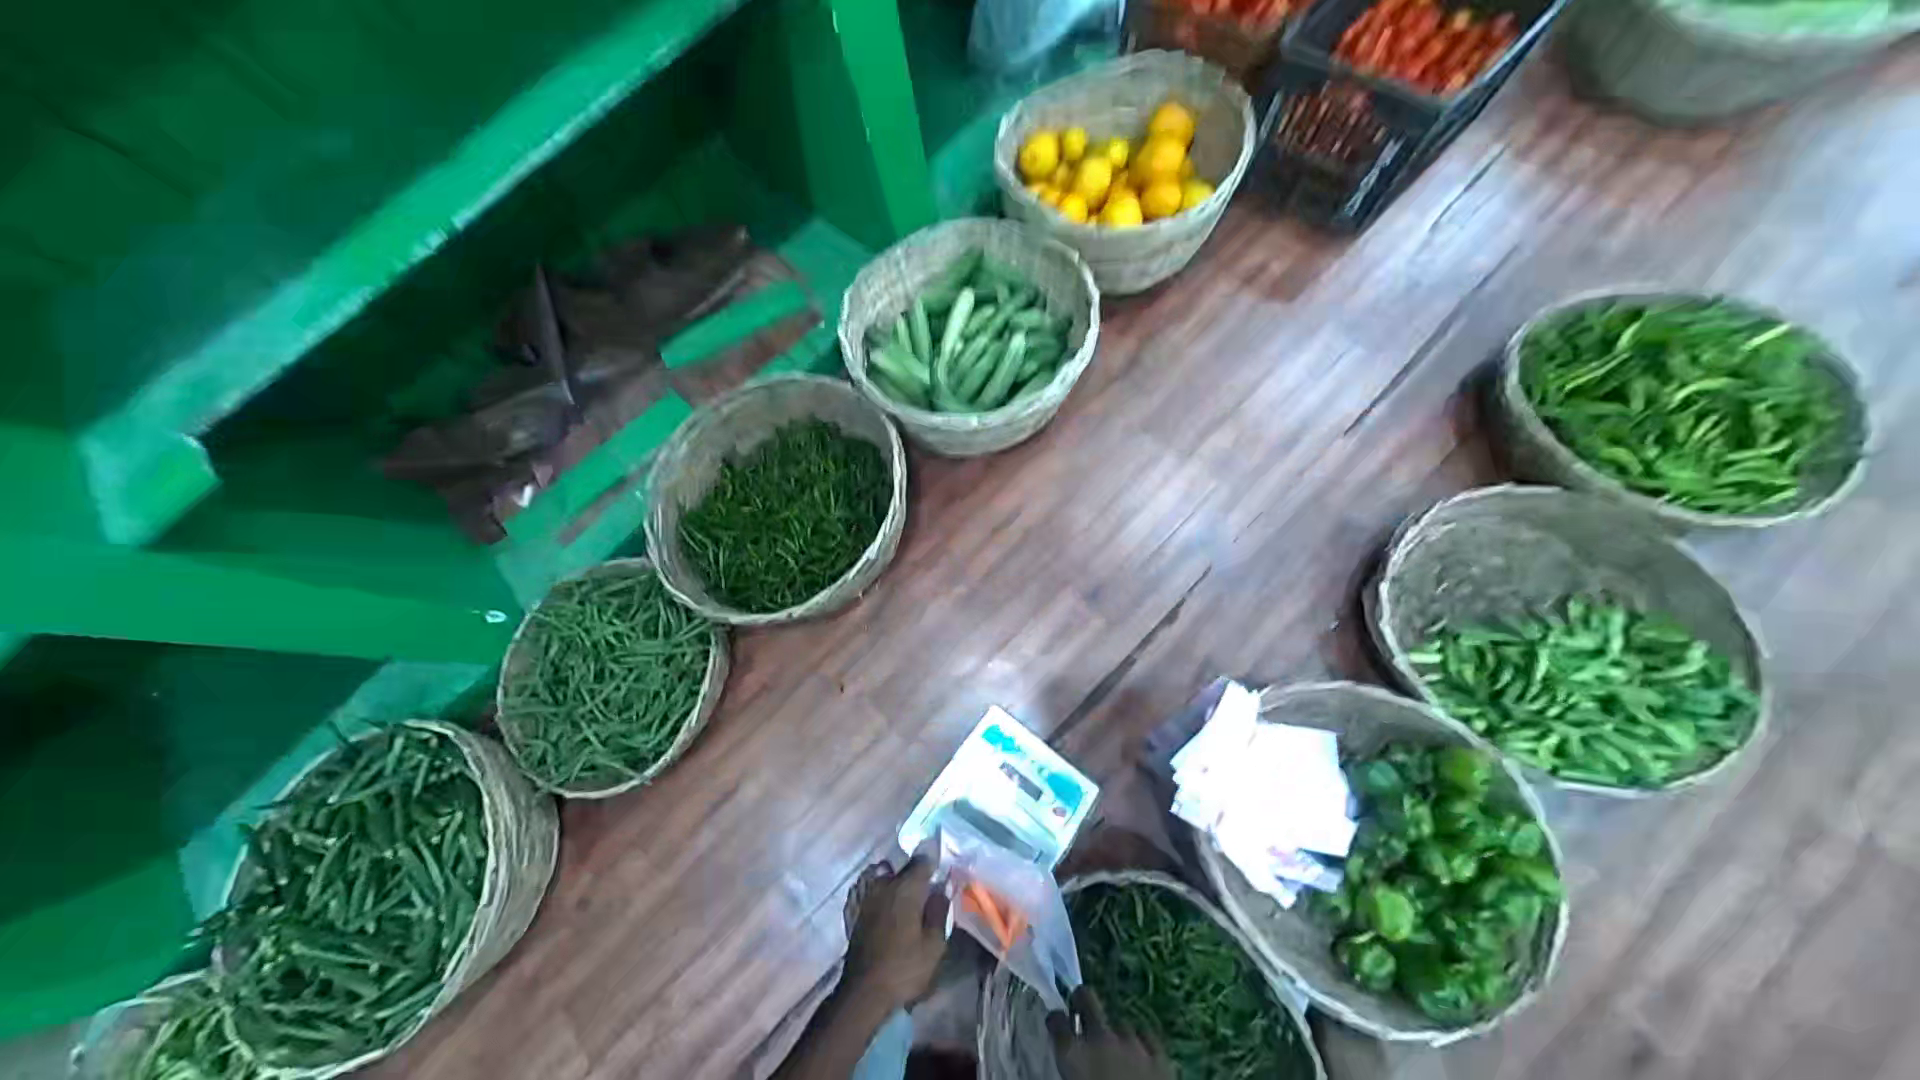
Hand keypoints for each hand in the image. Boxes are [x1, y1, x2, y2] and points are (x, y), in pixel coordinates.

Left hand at [842, 855, 950, 1008]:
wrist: (863, 992)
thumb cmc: (904, 968)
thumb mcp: (934, 944)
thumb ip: (940, 911)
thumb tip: (942, 888)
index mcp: (906, 887)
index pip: (922, 860)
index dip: (933, 862)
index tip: (941, 871)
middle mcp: (884, 884)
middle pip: (902, 869)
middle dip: (915, 875)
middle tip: (926, 892)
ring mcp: (865, 895)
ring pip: (883, 877)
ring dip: (894, 882)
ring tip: (904, 900)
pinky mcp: (853, 910)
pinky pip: (867, 890)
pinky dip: (877, 893)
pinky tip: (883, 907)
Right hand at [1049, 988, 1174, 1079]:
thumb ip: (1069, 1072)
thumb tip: (1069, 1068)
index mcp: (1072, 1054)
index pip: (1055, 1019)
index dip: (1055, 1021)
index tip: (1056, 1027)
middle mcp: (1099, 1039)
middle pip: (1086, 997)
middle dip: (1081, 1001)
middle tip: (1081, 1016)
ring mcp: (1132, 1043)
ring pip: (1119, 1020)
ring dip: (1114, 1033)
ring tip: (1115, 1051)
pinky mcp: (1159, 1055)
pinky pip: (1146, 1035)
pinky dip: (1141, 1042)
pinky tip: (1139, 1055)